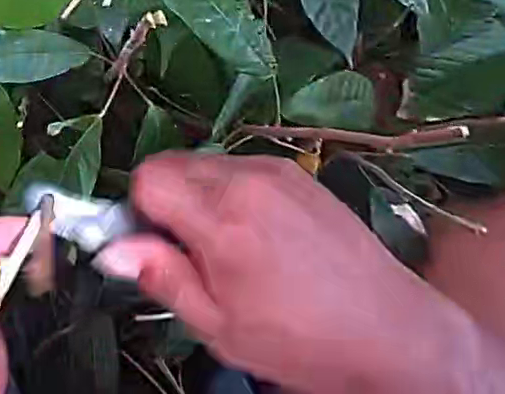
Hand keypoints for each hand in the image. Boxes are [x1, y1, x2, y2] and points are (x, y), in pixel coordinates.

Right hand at [94, 152, 493, 393]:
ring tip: (231, 243)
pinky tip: (258, 229)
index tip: (159, 243)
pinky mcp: (291, 167)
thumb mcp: (222, 328)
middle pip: (171, 162)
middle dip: (167, 199)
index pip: (148, 176)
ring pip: (203, 161)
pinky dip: (229, 187)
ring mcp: (270, 166)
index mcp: (221, 219)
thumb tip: (112, 248)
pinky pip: (237, 163)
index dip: (142, 209)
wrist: (392, 330)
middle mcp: (242, 177)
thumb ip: (163, 277)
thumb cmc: (301, 342)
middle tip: (193, 250)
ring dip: (198, 192)